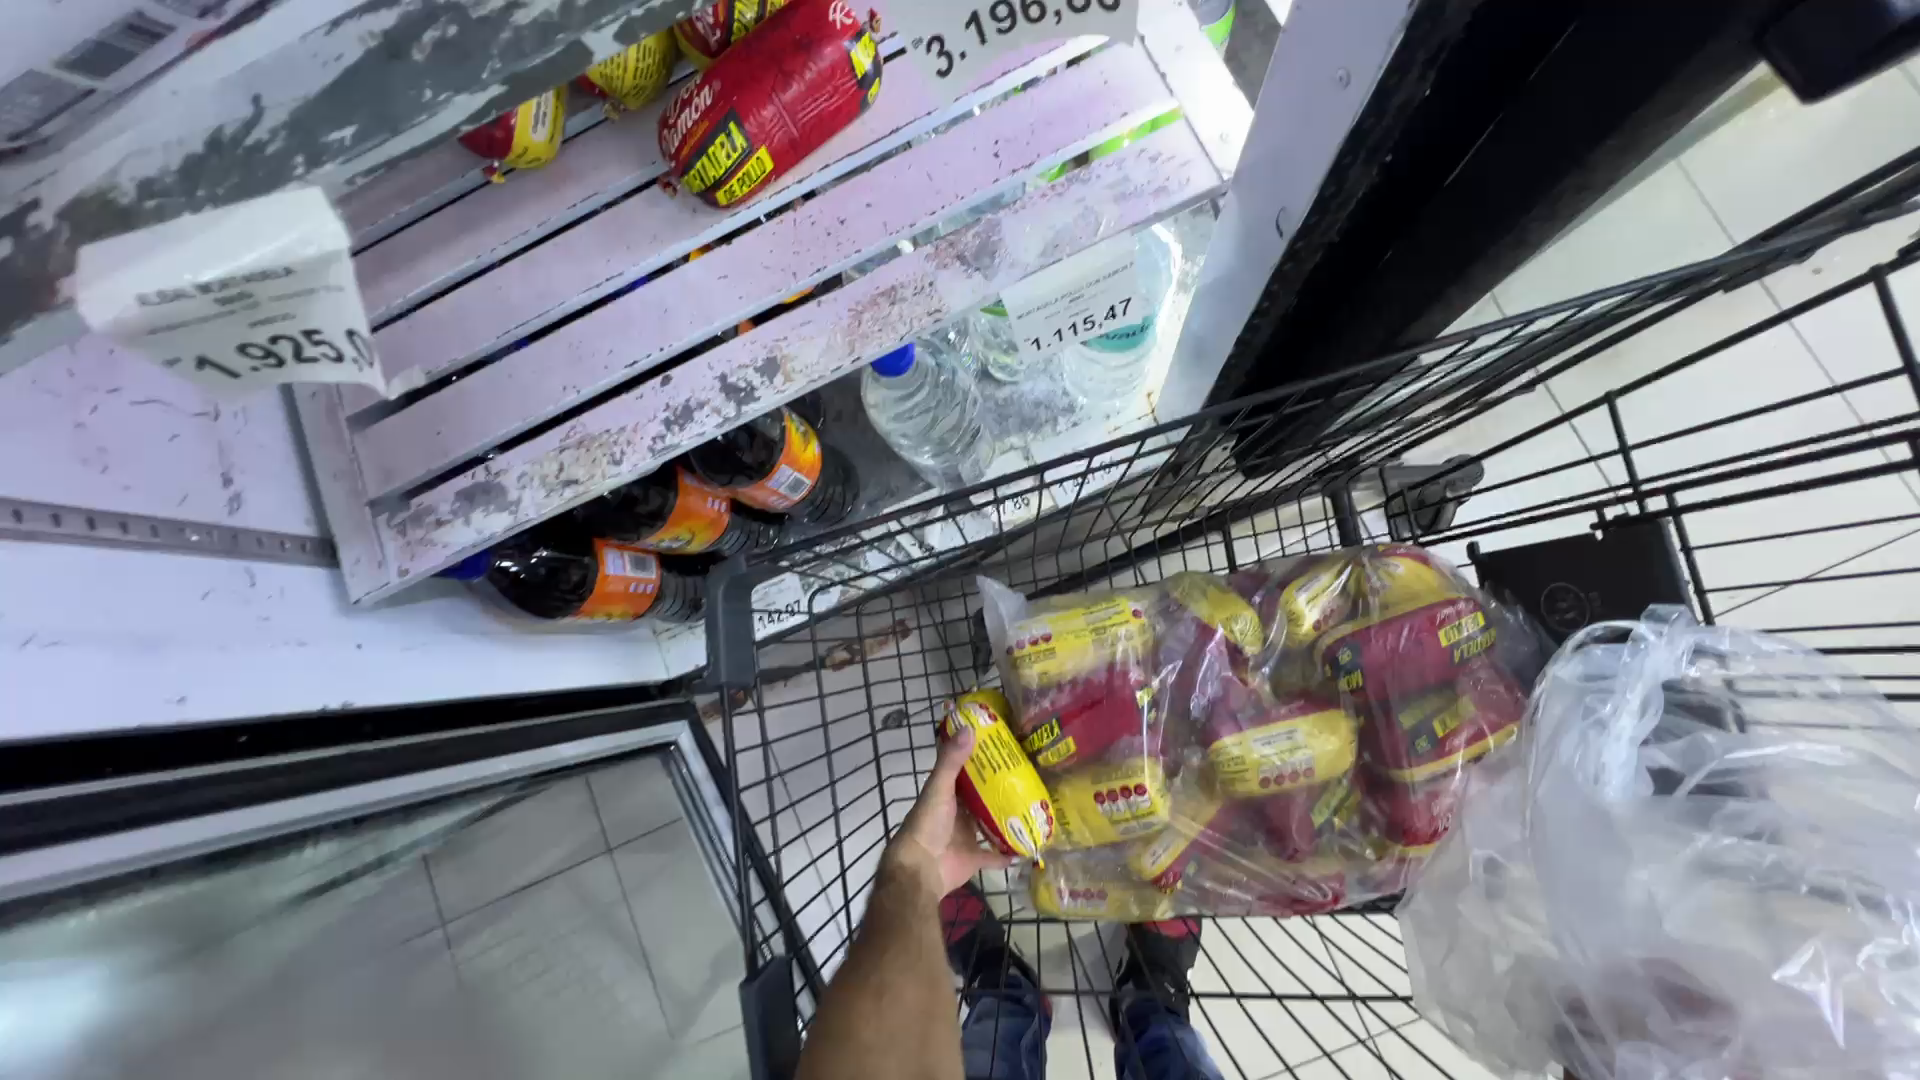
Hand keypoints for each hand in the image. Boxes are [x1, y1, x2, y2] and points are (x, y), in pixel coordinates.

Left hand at [883, 726, 1015, 900]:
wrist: (921, 868)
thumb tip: (969, 726)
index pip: (967, 771)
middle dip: (1000, 788)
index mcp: (948, 793)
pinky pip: (995, 856)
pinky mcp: (975, 858)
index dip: (983, 759)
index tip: (1005, 746)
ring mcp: (967, 836)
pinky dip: (1009, 853)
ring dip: (1007, 817)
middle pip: (982, 797)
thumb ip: (952, 760)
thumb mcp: (939, 787)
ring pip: (990, 824)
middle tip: (1028, 774)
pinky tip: (1028, 844)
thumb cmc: (928, 823)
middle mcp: (959, 812)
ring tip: (1033, 805)